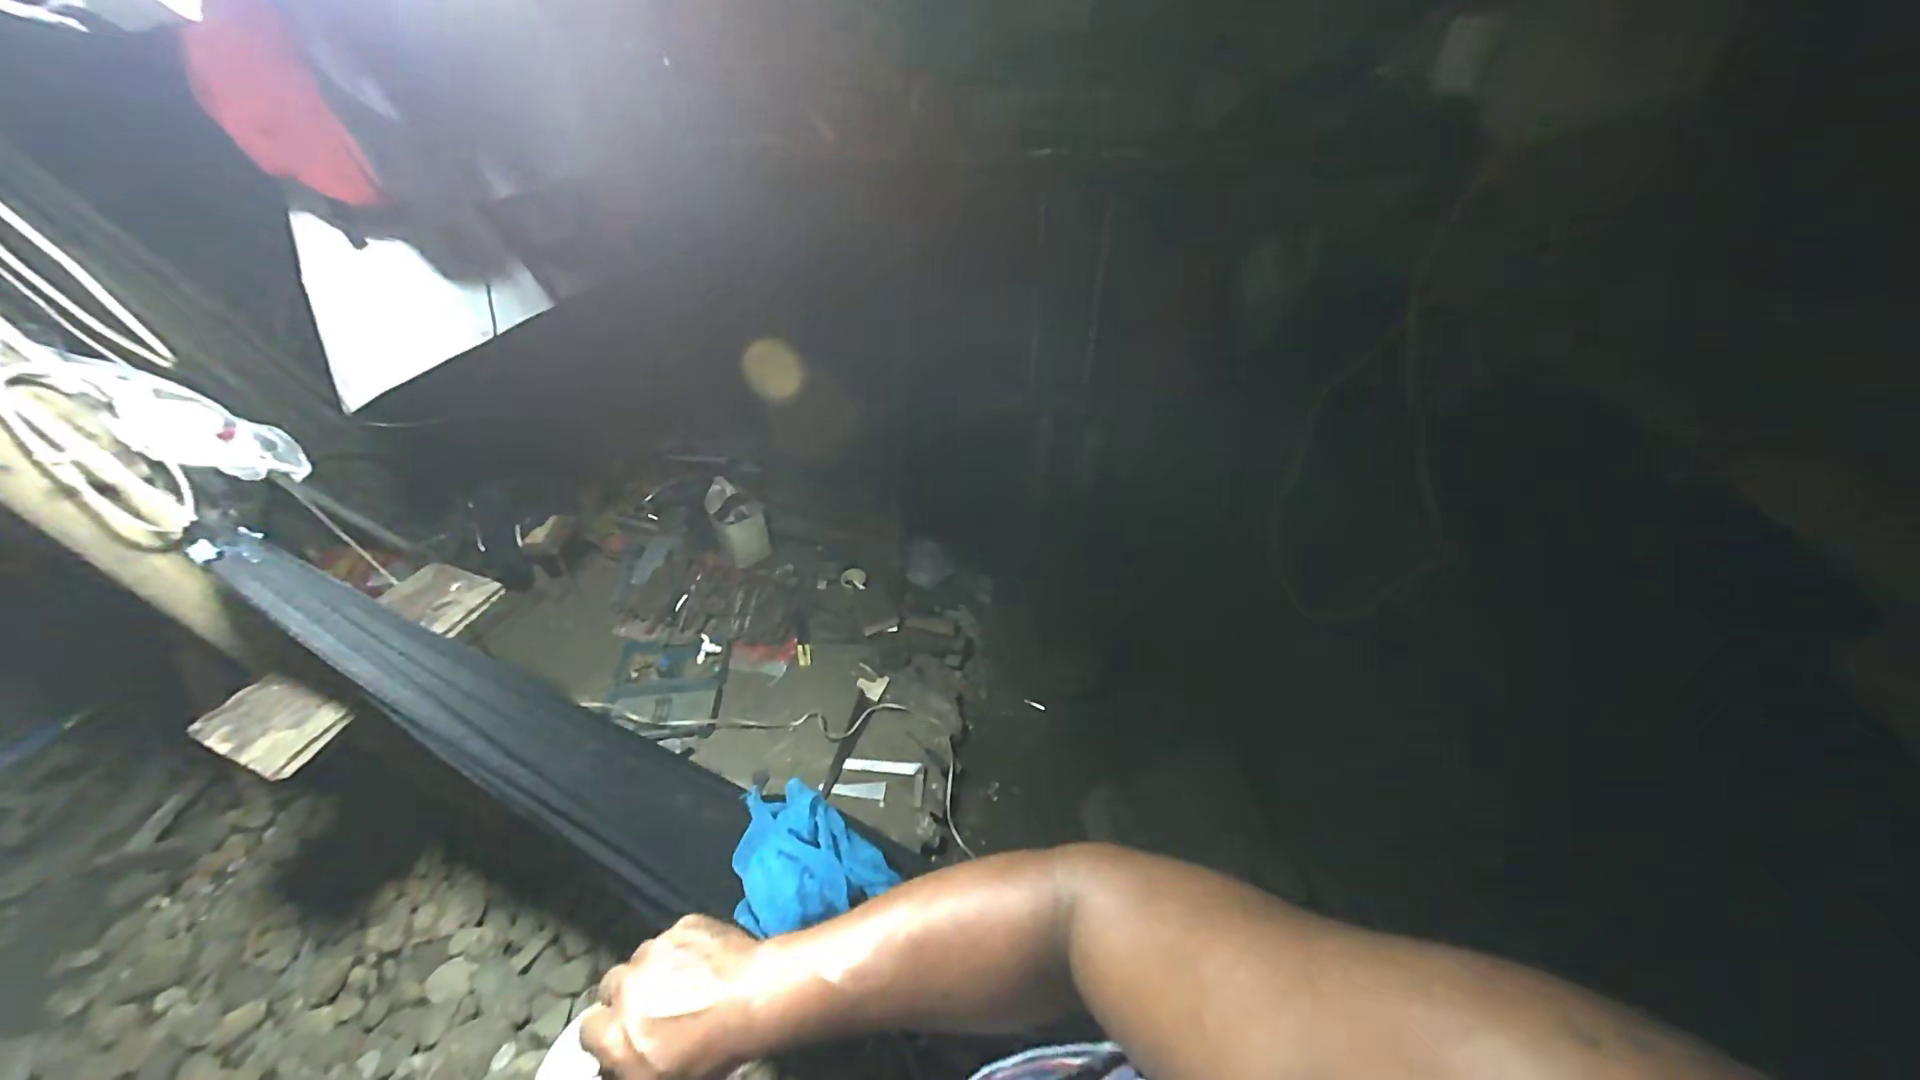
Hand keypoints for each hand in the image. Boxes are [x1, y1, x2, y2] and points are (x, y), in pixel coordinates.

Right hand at [580, 914, 763, 1079]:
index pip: (588, 1029)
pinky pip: (676, 937)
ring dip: (656, 967)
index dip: (607, 1031)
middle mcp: (626, 986)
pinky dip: (686, 946)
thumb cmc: (713, 1050)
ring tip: (687, 979)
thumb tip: (620, 1062)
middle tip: (656, 1003)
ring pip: (644, 956)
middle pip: (613, 985)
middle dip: (628, 993)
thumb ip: (630, 1069)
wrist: (755, 996)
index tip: (625, 1033)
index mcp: (615, 1033)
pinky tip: (707, 959)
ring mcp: (656, 949)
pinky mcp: (683, 924)